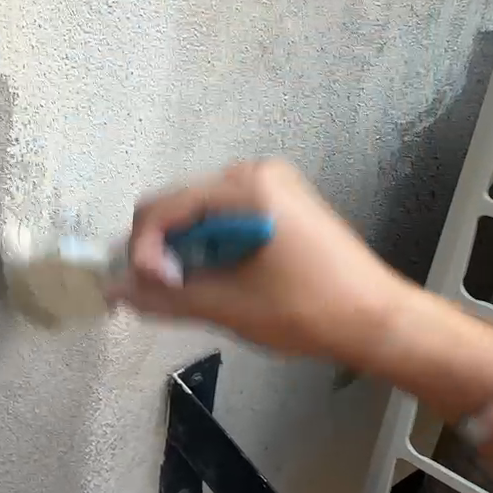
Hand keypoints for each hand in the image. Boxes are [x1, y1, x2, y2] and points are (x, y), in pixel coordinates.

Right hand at [115, 159, 416, 363]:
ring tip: (191, 287)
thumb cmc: (307, 311)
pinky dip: (205, 245)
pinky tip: (215, 275)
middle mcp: (253, 172)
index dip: (143, 251)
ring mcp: (267, 184)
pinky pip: (218, 216)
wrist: (377, 320)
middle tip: (166, 291)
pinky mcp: (276, 201)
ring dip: (181, 250)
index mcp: (244, 187)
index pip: (162, 209)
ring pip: (193, 213)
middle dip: (159, 250)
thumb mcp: (227, 306)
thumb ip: (163, 297)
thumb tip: (115, 291)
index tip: (151, 290)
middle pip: (174, 205)